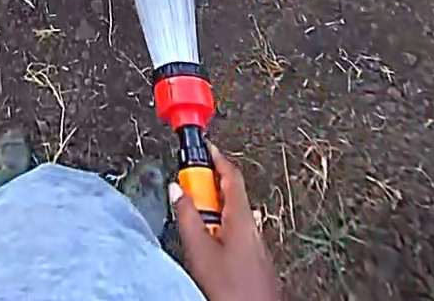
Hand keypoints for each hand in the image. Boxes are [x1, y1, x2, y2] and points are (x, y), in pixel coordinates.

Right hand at [172, 145, 280, 300]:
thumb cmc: (230, 289)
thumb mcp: (200, 251)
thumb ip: (187, 217)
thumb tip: (177, 189)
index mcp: (241, 216)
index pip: (231, 174)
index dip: (216, 157)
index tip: (204, 146)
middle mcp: (252, 225)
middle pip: (232, 192)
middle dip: (210, 183)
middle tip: (191, 184)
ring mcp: (256, 244)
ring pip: (234, 213)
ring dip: (214, 207)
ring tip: (196, 217)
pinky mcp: (255, 260)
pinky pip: (237, 230)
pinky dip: (221, 225)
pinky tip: (210, 242)